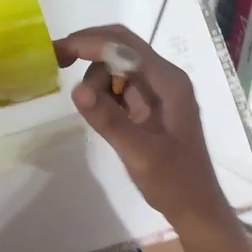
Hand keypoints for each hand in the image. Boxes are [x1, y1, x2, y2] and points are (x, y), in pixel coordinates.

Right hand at [54, 25, 237, 239]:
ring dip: (95, 77)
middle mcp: (163, 78)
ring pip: (115, 63)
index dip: (90, 43)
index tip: (58, 53)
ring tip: (90, 109)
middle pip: (120, 45)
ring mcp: (156, 89)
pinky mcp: (147, 102)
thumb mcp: (140, 154)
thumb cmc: (174, 181)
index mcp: (168, 82)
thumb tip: (76, 90)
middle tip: (56, 59)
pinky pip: (117, 82)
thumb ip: (109, 120)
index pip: (124, 46)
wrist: (195, 208)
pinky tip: (96, 109)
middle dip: (87, 47)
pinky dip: (101, 89)